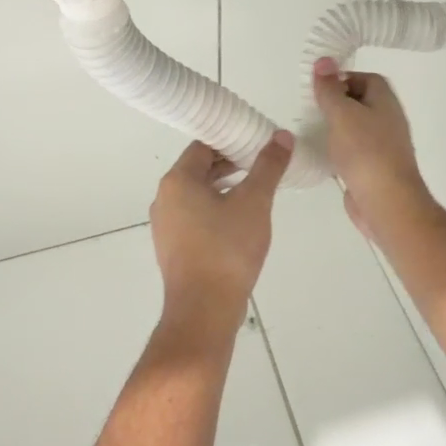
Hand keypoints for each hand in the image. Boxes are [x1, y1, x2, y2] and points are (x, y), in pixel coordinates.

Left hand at [149, 132, 293, 337]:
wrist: (204, 310)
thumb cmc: (227, 249)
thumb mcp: (254, 202)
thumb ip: (268, 166)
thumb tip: (281, 136)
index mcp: (177, 181)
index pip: (203, 146)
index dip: (231, 141)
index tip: (257, 143)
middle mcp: (164, 199)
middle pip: (198, 169)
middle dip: (230, 165)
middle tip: (262, 165)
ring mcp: (165, 226)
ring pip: (197, 195)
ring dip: (224, 188)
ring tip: (255, 192)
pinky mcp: (173, 248)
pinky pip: (194, 217)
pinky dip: (215, 211)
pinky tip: (239, 223)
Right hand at [311, 58, 432, 238]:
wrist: (386, 202)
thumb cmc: (365, 152)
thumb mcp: (342, 114)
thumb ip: (330, 89)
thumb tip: (324, 60)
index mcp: (385, 101)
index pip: (366, 78)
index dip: (343, 79)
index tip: (319, 89)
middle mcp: (388, 120)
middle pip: (361, 102)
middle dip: (337, 104)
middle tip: (312, 109)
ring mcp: (384, 146)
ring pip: (357, 128)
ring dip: (337, 128)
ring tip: (313, 131)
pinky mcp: (375, 168)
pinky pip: (355, 151)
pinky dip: (340, 151)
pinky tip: (323, 156)